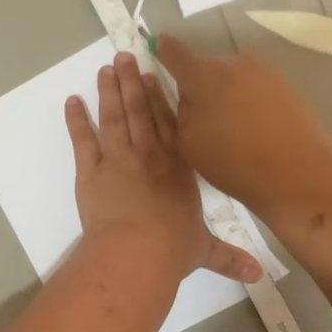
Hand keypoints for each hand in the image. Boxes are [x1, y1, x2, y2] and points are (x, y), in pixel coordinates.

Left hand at [66, 52, 261, 284]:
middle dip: (132, 82)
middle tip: (124, 56)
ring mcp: (118, 159)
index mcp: (178, 168)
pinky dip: (76, 119)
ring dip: (108, 91)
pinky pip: (82, 139)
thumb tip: (259, 275)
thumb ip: (229, 258)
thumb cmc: (172, 249)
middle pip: (140, 111)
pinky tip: (72, 101)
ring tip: (105, 68)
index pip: (171, 124)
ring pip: (113, 117)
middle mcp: (149, 155)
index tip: (154, 75)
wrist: (136, 252)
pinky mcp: (91, 171)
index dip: (161, 99)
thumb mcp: (204, 251)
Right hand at [158, 36, 331, 218]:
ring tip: (232, 128)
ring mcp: (263, 72)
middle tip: (202, 118)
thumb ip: (181, 111)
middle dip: (200, 86)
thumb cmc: (232, 162)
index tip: (159, 46)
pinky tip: (255, 129)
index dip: (164, 50)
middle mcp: (233, 64)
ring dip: (227, 94)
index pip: (175, 52)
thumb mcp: (188, 143)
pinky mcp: (285, 84)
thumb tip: (186, 94)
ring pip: (233, 78)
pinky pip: (255, 88)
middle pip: (207, 68)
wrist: (294, 174)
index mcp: (203, 76)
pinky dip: (249, 101)